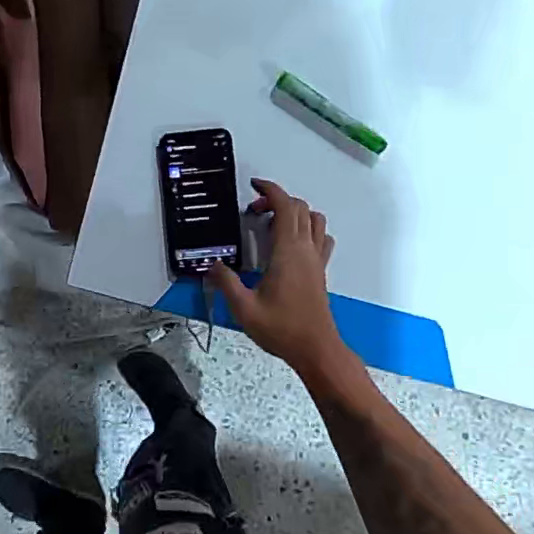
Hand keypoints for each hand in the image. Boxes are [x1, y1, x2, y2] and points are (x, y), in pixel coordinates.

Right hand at [209, 179, 347, 373]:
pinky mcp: (321, 271)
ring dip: (296, 213)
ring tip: (273, 224)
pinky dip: (309, 230)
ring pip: (315, 220)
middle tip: (254, 211)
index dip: (270, 190)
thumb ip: (225, 282)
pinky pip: (322, 238)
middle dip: (277, 200)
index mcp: (288, 251)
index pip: (285, 206)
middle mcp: (306, 249)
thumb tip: (212, 265)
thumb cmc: (281, 328)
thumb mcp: (243, 308)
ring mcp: (317, 259)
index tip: (254, 185)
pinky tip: (293, 244)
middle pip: (300, 208)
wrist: (315, 348)